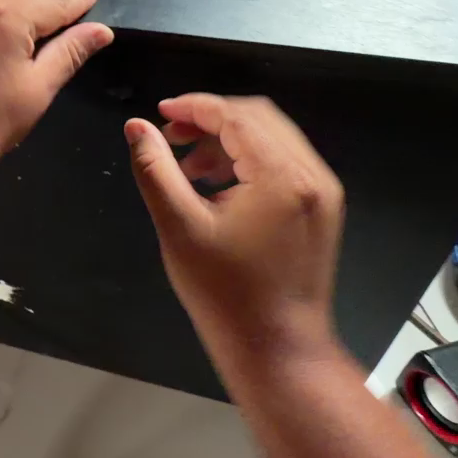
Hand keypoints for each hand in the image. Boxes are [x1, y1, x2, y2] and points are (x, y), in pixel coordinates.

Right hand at [125, 94, 344, 359]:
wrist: (278, 350)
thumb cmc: (225, 292)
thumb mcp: (179, 226)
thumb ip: (154, 168)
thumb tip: (136, 126)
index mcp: (282, 176)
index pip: (236, 117)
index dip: (194, 107)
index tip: (159, 114)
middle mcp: (311, 175)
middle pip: (258, 118)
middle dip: (209, 119)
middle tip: (169, 136)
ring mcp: (321, 193)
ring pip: (270, 138)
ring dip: (225, 140)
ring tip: (187, 166)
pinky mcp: (320, 209)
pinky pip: (281, 162)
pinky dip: (245, 160)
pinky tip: (213, 185)